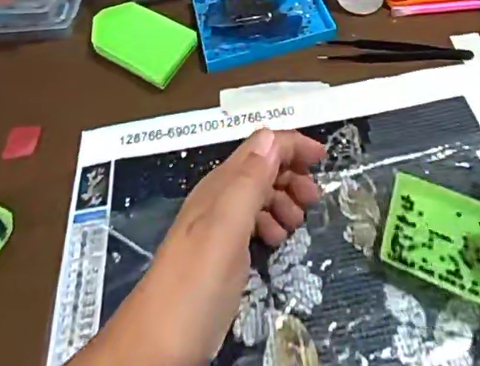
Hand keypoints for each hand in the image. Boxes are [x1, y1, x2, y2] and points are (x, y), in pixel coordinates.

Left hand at [77, 129, 325, 365]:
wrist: (156, 343)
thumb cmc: (196, 283)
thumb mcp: (226, 228)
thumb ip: (248, 180)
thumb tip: (272, 136)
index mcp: (221, 184)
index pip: (260, 145)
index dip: (292, 144)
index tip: (323, 158)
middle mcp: (217, 197)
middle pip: (260, 165)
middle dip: (291, 172)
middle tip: (313, 199)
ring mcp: (215, 225)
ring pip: (256, 192)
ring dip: (283, 197)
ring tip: (297, 223)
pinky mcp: (218, 252)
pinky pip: (250, 220)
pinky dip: (270, 221)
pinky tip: (276, 240)